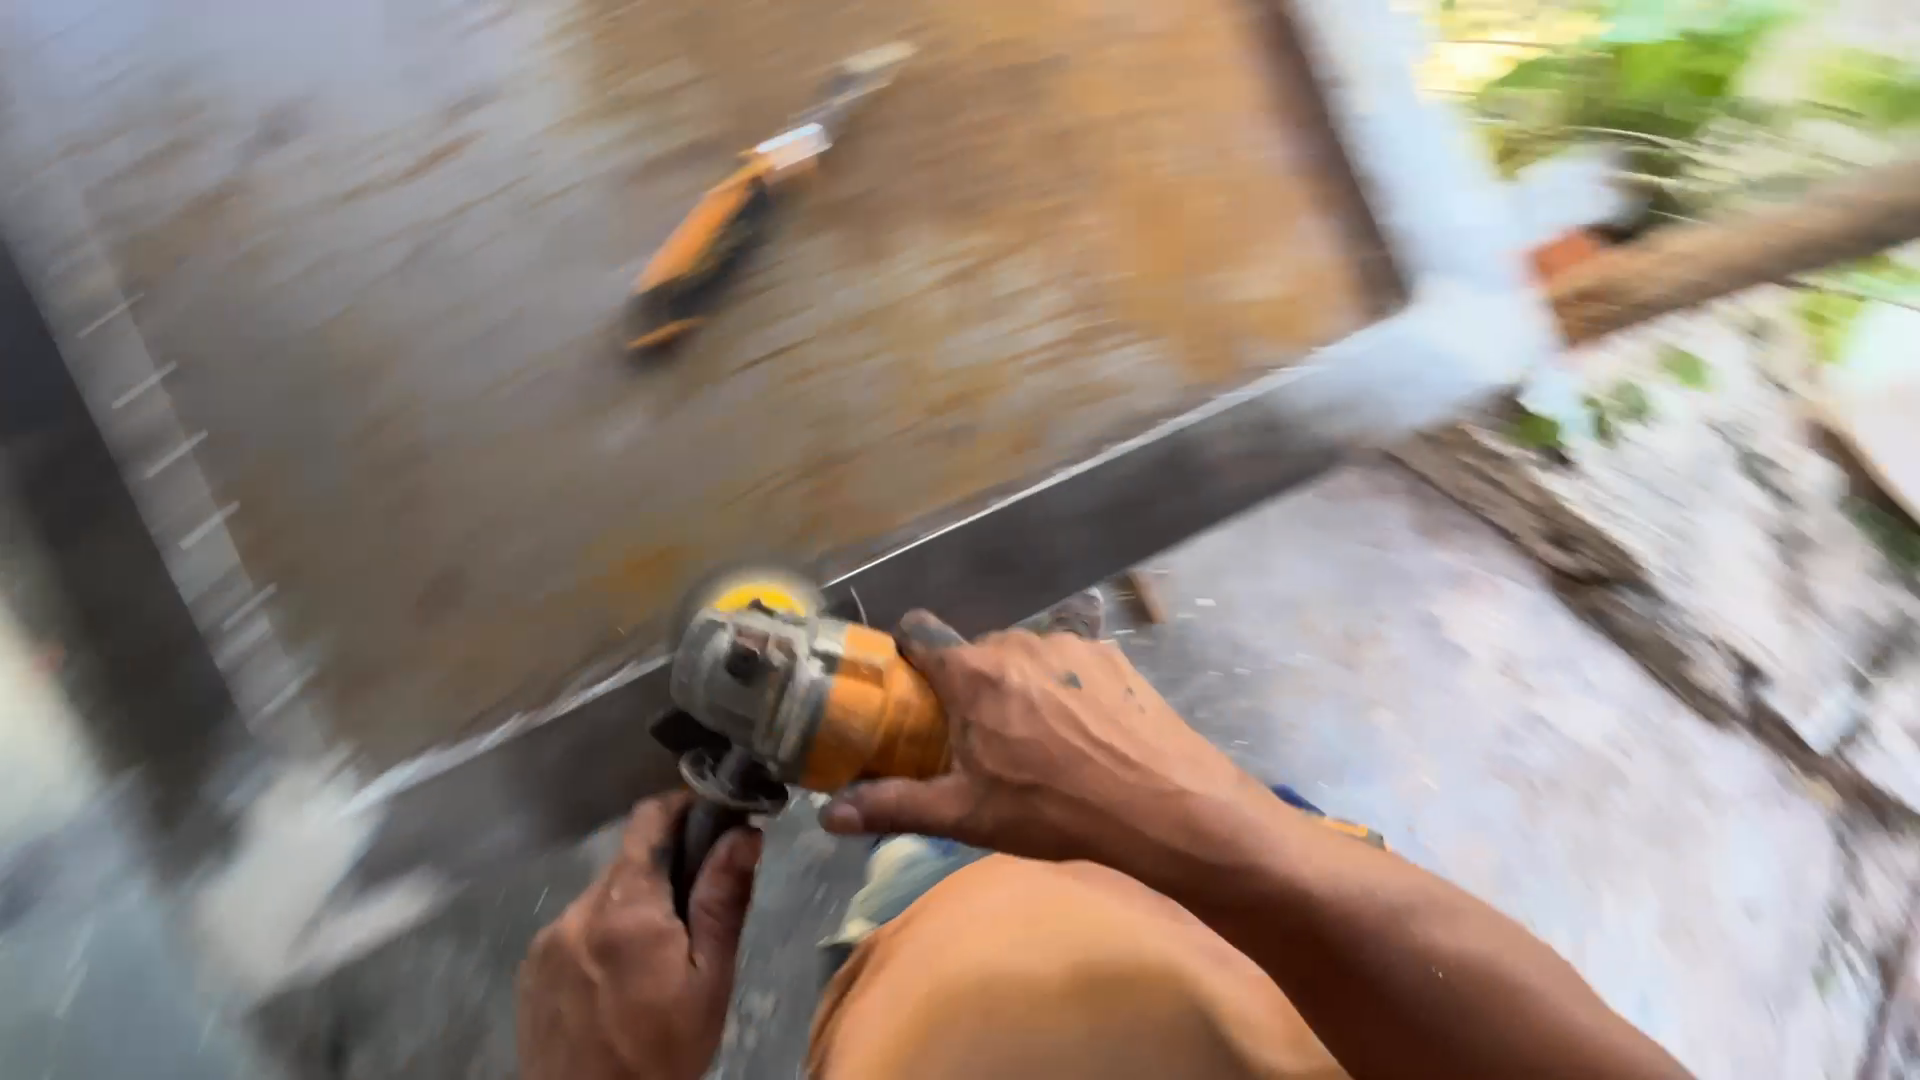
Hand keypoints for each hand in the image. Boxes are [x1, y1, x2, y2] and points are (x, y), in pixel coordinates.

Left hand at [517, 792, 760, 1079]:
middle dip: (668, 867)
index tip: (713, 819)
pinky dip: (605, 930)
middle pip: (630, 859)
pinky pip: (578, 924)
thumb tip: (745, 832)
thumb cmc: (662, 1053)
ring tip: (658, 951)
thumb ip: (724, 899)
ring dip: (635, 902)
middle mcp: (579, 910)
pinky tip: (620, 974)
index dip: (683, 807)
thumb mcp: (710, 979)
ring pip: (605, 892)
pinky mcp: (531, 966)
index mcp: (627, 908)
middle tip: (697, 905)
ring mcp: (548, 939)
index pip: (649, 819)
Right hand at [818, 610, 1273, 876]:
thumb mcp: (967, 814)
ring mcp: (1068, 642)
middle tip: (983, 734)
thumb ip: (894, 805)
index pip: (918, 631)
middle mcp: (1016, 641)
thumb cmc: (1054, 809)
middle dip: (970, 684)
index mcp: (973, 672)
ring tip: (1042, 735)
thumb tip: (828, 817)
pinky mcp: (1110, 651)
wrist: (1163, 805)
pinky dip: (1064, 681)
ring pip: (1023, 653)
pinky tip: (1086, 724)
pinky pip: (1068, 656)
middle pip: (974, 651)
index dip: (908, 654)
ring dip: (1019, 682)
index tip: (911, 687)